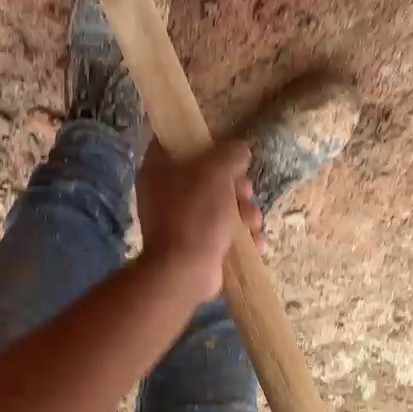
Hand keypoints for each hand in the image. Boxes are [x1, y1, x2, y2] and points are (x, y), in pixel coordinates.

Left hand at [134, 140, 265, 302]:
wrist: (185, 271)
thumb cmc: (195, 213)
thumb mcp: (217, 172)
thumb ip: (230, 153)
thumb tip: (239, 151)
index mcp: (157, 170)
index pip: (174, 142)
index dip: (201, 140)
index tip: (224, 145)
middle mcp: (165, 194)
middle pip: (208, 175)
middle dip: (236, 184)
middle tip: (244, 192)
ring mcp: (180, 221)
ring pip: (221, 203)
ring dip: (244, 211)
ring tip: (251, 224)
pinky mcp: (196, 244)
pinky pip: (223, 230)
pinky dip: (240, 235)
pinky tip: (254, 243)